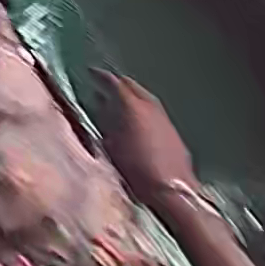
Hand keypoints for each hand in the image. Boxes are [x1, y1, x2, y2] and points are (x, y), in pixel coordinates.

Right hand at [94, 69, 196, 204]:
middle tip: (105, 83)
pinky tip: (136, 116)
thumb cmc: (136, 168)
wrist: (173, 192)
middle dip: (118, 82)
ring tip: (119, 98)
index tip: (91, 73)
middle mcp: (151, 108)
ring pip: (145, 96)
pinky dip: (142, 106)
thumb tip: (100, 103)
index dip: (101, 76)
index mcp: (133, 107)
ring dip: (131, 93)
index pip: (115, 82)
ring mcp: (165, 119)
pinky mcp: (173, 132)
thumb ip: (105, 119)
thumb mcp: (111, 142)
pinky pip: (154, 109)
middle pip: (133, 85)